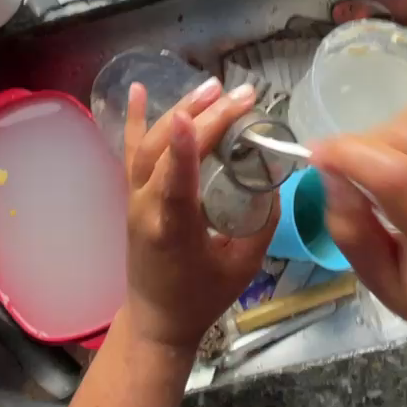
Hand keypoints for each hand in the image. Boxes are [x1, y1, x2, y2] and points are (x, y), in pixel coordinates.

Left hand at [120, 78, 275, 354]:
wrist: (156, 318)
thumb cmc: (201, 297)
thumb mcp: (242, 267)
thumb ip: (260, 223)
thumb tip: (276, 178)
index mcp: (173, 232)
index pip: (176, 186)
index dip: (182, 150)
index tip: (187, 117)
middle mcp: (145, 209)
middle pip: (167, 155)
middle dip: (204, 120)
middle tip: (241, 95)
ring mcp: (133, 198)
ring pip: (148, 146)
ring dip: (179, 110)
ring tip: (212, 87)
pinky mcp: (130, 193)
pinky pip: (130, 151)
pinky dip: (134, 118)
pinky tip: (137, 88)